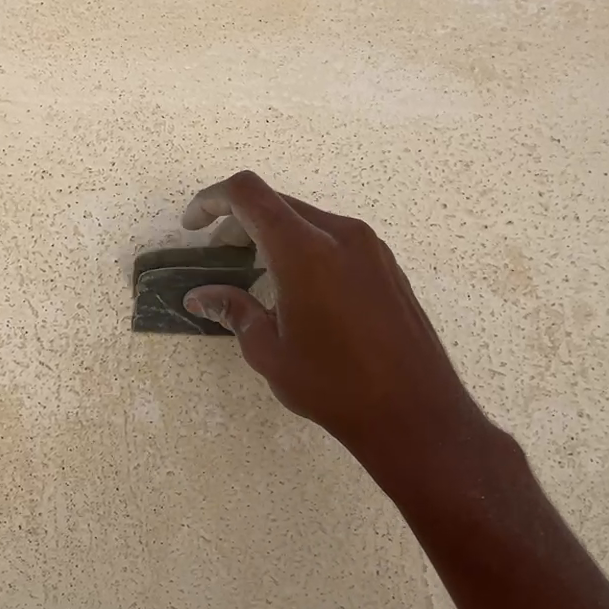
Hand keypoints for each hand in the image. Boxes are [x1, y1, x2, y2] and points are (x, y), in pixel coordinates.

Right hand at [180, 171, 491, 485]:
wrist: (416, 413)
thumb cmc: (333, 384)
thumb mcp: (268, 350)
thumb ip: (232, 310)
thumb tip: (200, 297)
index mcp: (305, 250)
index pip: (247, 194)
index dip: (211, 201)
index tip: (192, 226)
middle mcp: (340, 235)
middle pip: (276, 202)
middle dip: (238, 219)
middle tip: (218, 253)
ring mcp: (369, 247)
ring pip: (306, 219)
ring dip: (271, 232)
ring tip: (254, 271)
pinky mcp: (386, 265)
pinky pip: (332, 237)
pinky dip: (302, 246)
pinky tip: (296, 288)